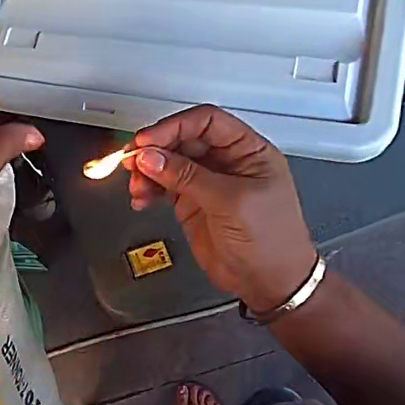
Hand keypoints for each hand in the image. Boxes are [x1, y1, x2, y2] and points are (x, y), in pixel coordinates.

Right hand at [124, 105, 315, 313]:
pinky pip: (161, 185)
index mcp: (247, 150)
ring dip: (146, 170)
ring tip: (137, 186)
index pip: (206, 122)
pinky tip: (141, 199)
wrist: (269, 282)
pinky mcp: (191, 201)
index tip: (147, 140)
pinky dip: (147, 189)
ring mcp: (207, 181)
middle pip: (182, 139)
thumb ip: (188, 176)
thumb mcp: (231, 201)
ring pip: (167, 161)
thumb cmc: (272, 241)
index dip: (174, 126)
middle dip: (154, 148)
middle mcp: (226, 161)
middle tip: (133, 160)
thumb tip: (151, 157)